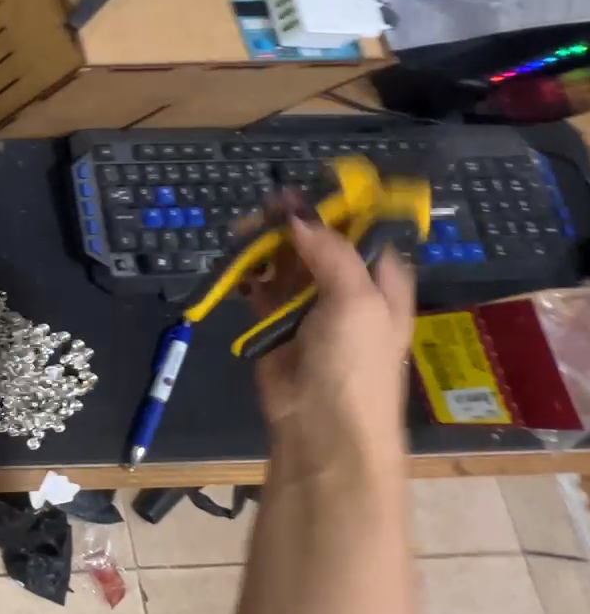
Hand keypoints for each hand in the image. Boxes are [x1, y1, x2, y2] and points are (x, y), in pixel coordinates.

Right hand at [238, 208, 415, 478]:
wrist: (321, 421)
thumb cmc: (353, 362)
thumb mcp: (354, 301)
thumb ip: (329, 254)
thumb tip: (299, 216)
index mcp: (379, 283)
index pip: (363, 234)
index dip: (336, 211)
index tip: (302, 192)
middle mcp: (345, 289)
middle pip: (316, 244)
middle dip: (288, 225)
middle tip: (259, 212)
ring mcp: (308, 306)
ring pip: (283, 262)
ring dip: (262, 246)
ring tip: (239, 236)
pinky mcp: (273, 321)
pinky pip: (258, 287)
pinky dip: (245, 274)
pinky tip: (233, 268)